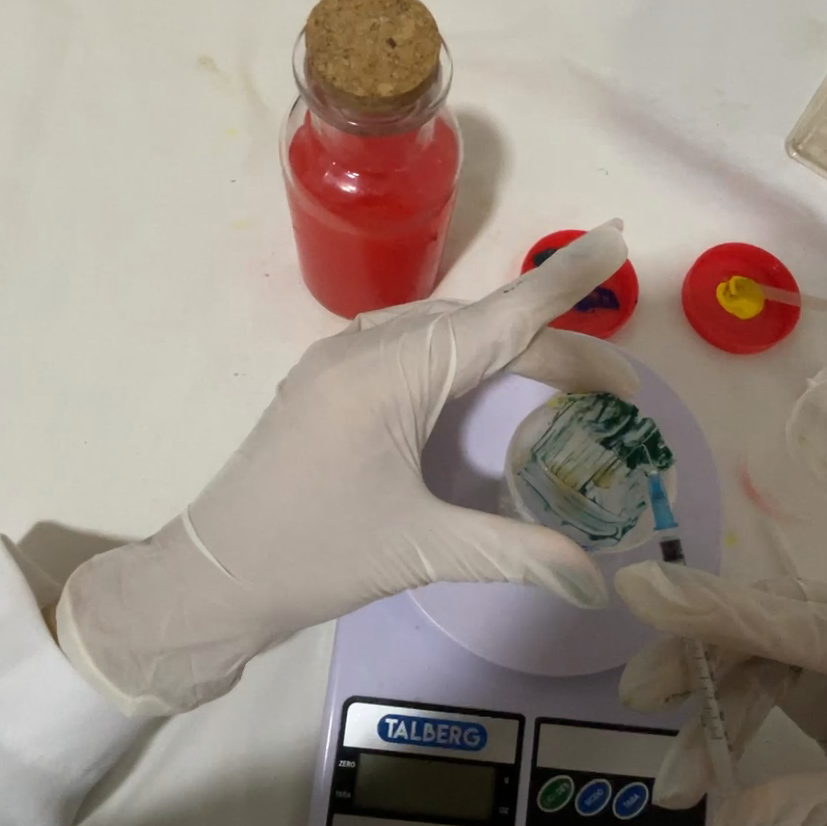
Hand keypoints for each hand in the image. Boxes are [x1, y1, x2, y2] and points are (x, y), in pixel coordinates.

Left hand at [57, 221, 636, 715]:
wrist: (212, 578)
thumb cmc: (311, 559)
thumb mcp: (421, 551)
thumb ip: (518, 555)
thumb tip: (597, 584)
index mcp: (385, 375)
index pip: (496, 318)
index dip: (562, 282)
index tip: (614, 241)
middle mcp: (361, 349)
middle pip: (477, 327)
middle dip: (549, 348)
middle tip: (611, 390)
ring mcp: (338, 360)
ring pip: (442, 332)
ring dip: (503, 348)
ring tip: (557, 382)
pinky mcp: (326, 381)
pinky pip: (408, 348)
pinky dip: (459, 360)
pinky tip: (478, 386)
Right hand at [616, 563, 826, 825]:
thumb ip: (808, 812)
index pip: (805, 618)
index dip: (719, 607)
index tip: (643, 591)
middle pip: (770, 623)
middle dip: (700, 656)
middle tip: (640, 694)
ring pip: (757, 653)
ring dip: (709, 700)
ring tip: (675, 773)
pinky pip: (765, 683)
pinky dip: (729, 718)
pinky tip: (705, 760)